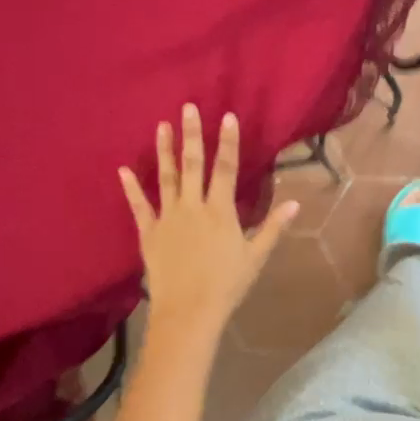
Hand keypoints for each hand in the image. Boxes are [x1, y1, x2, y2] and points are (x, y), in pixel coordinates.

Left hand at [118, 105, 296, 342]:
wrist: (189, 312)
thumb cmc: (227, 285)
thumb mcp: (256, 257)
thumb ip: (274, 227)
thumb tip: (296, 203)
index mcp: (220, 211)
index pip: (226, 168)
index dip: (228, 142)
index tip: (227, 117)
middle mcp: (193, 207)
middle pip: (193, 164)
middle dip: (192, 134)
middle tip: (187, 108)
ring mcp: (168, 218)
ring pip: (166, 178)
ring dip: (164, 151)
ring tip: (161, 126)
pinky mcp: (149, 233)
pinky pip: (139, 206)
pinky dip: (131, 188)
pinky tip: (123, 170)